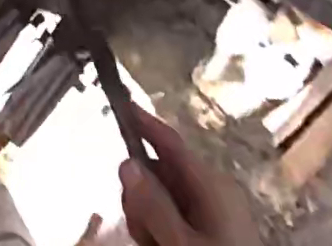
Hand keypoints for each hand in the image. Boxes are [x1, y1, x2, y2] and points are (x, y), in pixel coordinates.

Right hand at [119, 107, 260, 245]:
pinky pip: (174, 214)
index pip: (168, 140)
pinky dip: (160, 227)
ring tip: (151, 243)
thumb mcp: (180, 245)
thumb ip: (152, 204)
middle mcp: (213, 191)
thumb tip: (127, 163)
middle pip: (158, 169)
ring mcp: (214, 213)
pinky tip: (160, 245)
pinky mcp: (214, 232)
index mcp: (211, 185)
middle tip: (137, 226)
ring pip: (162, 194)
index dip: (141, 120)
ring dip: (147, 215)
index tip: (117, 100)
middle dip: (139, 191)